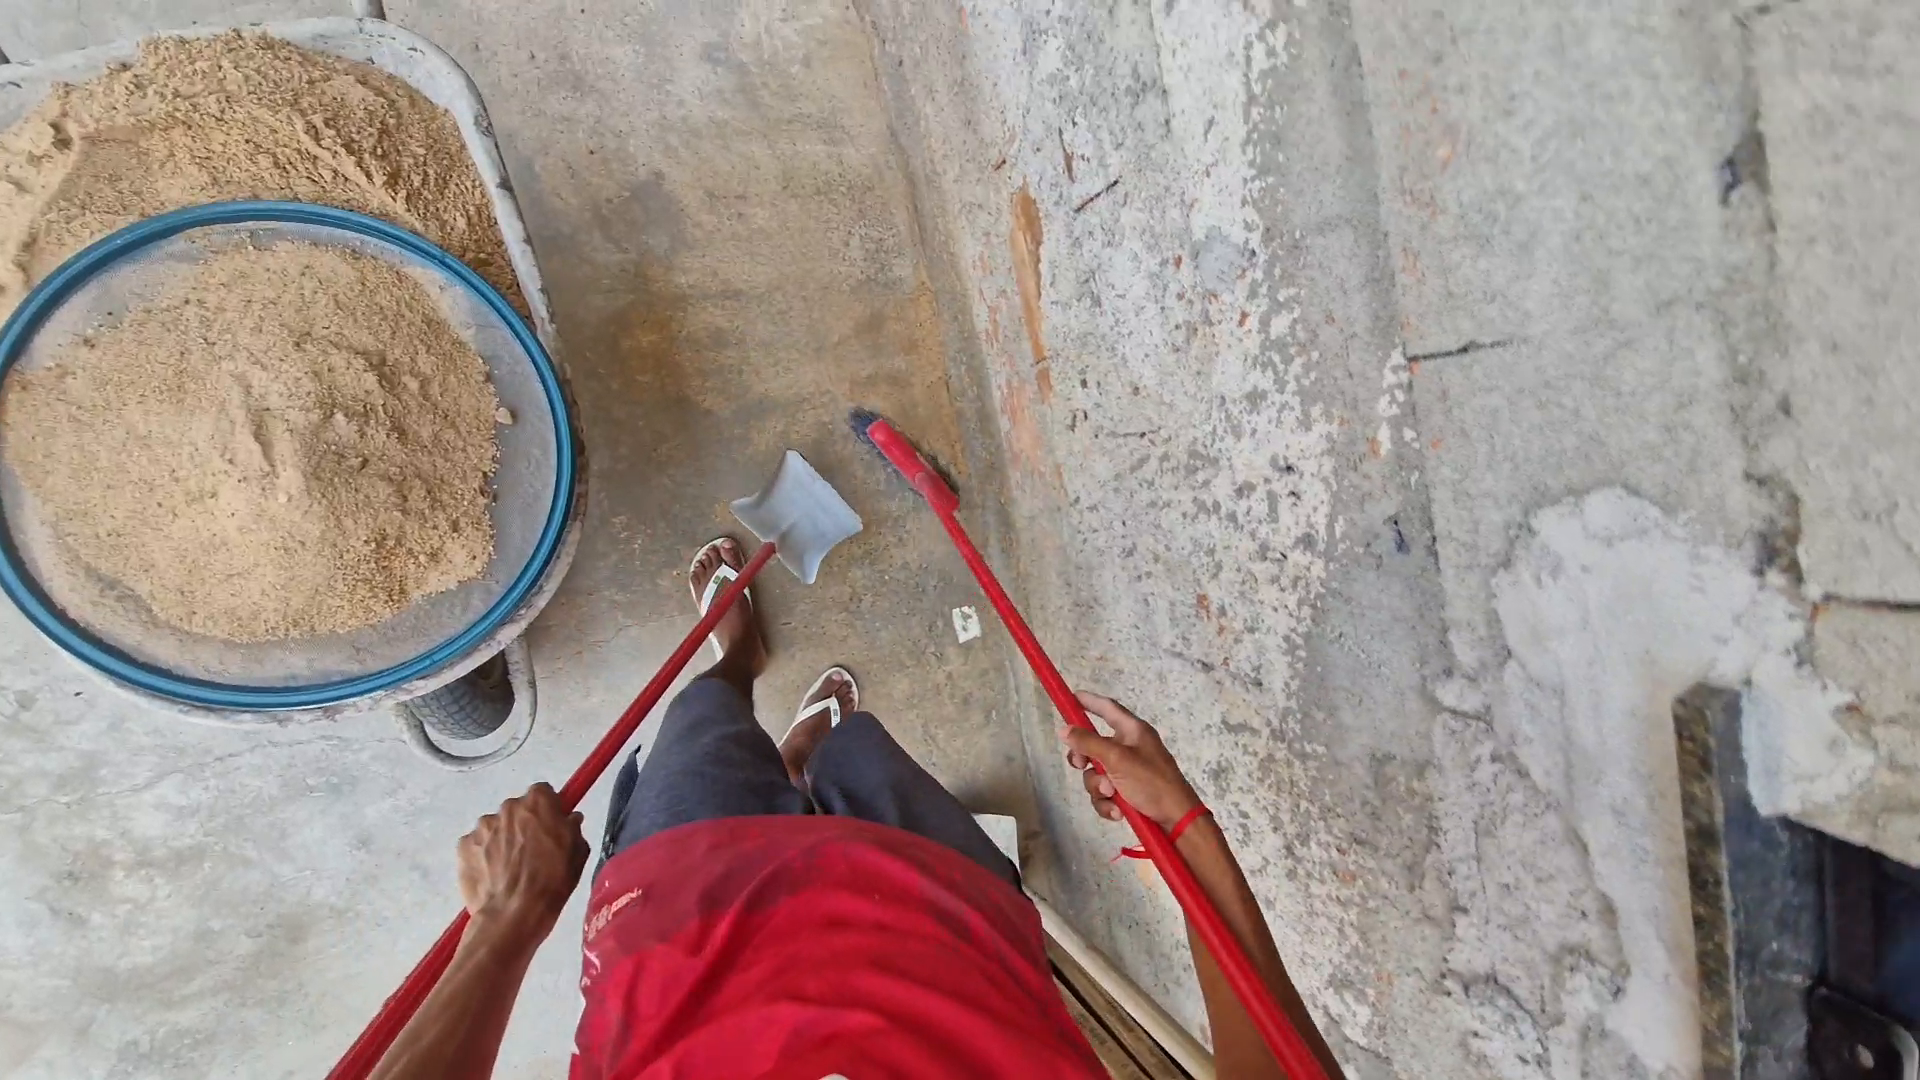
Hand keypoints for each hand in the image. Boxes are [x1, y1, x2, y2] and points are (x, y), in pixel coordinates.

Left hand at [457, 783, 589, 944]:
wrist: (514, 913)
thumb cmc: (554, 879)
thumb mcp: (578, 850)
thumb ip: (572, 827)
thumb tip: (568, 820)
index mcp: (538, 801)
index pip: (543, 792)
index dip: (548, 808)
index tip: (551, 825)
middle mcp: (507, 807)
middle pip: (517, 809)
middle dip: (523, 823)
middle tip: (531, 848)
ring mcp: (481, 828)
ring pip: (495, 827)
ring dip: (502, 838)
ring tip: (508, 866)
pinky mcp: (462, 848)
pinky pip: (476, 845)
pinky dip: (483, 855)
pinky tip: (492, 874)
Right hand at [1060, 691, 1202, 830]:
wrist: (1177, 820)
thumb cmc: (1150, 782)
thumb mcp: (1117, 759)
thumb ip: (1088, 743)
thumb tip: (1064, 729)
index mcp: (1132, 731)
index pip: (1107, 708)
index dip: (1088, 701)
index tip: (1069, 698)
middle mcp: (1129, 747)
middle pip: (1094, 744)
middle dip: (1085, 758)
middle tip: (1080, 763)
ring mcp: (1128, 770)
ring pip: (1096, 773)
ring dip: (1099, 786)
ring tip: (1112, 794)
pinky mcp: (1127, 792)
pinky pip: (1105, 793)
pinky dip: (1108, 803)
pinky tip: (1118, 811)